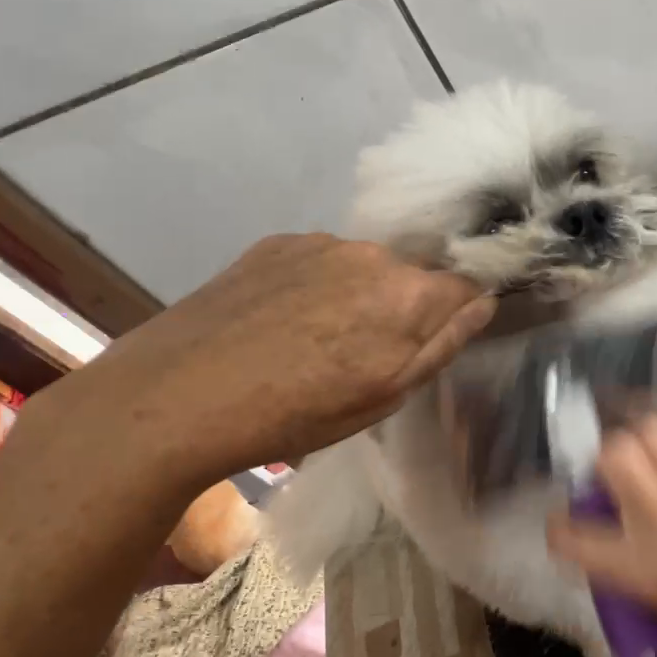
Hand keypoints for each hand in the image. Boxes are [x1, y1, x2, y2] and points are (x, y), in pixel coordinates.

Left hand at [33, 233, 494, 487]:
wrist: (173, 399)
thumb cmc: (297, 412)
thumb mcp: (386, 394)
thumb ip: (444, 343)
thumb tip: (482, 303)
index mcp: (410, 292)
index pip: (466, 287)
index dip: (457, 315)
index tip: (431, 345)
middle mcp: (371, 254)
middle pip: (414, 275)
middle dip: (405, 307)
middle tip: (368, 355)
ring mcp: (318, 244)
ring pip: (365, 267)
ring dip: (360, 295)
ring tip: (318, 342)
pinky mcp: (272, 245)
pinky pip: (320, 262)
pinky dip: (318, 285)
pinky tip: (286, 323)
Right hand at [547, 417, 656, 656]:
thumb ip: (633, 566)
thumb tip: (612, 533)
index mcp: (644, 569)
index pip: (573, 537)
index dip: (559, 528)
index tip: (563, 524)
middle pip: (611, 455)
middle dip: (603, 461)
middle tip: (613, 479)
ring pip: (648, 431)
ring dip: (638, 444)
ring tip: (648, 464)